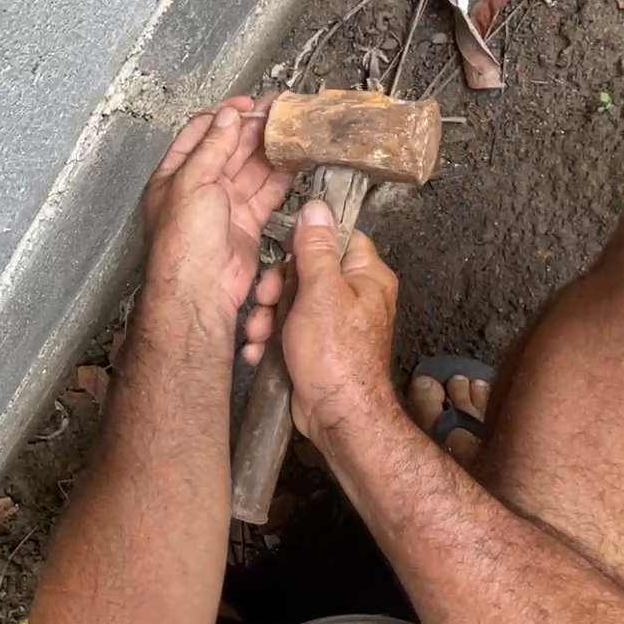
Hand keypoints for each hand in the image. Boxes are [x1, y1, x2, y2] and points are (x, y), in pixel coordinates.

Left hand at [141, 95, 293, 345]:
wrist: (200, 289)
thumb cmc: (183, 241)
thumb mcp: (192, 181)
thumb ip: (212, 146)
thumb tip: (228, 117)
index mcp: (175, 176)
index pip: (200, 133)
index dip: (224, 115)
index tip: (248, 103)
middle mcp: (199, 190)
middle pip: (229, 149)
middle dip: (253, 129)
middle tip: (279, 110)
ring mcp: (223, 208)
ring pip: (250, 170)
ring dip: (270, 149)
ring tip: (291, 129)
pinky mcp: (246, 225)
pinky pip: (265, 194)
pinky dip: (280, 177)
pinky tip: (294, 160)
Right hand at [278, 199, 402, 456]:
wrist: (336, 415)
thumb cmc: (336, 356)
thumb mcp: (320, 291)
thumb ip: (316, 248)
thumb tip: (317, 208)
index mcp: (366, 277)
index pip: (338, 238)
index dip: (306, 243)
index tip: (283, 253)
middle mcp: (354, 297)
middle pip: (307, 272)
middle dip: (276, 289)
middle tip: (266, 301)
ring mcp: (335, 325)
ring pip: (292, 303)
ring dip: (267, 317)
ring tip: (257, 334)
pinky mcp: (317, 348)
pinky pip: (289, 331)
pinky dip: (271, 340)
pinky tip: (257, 351)